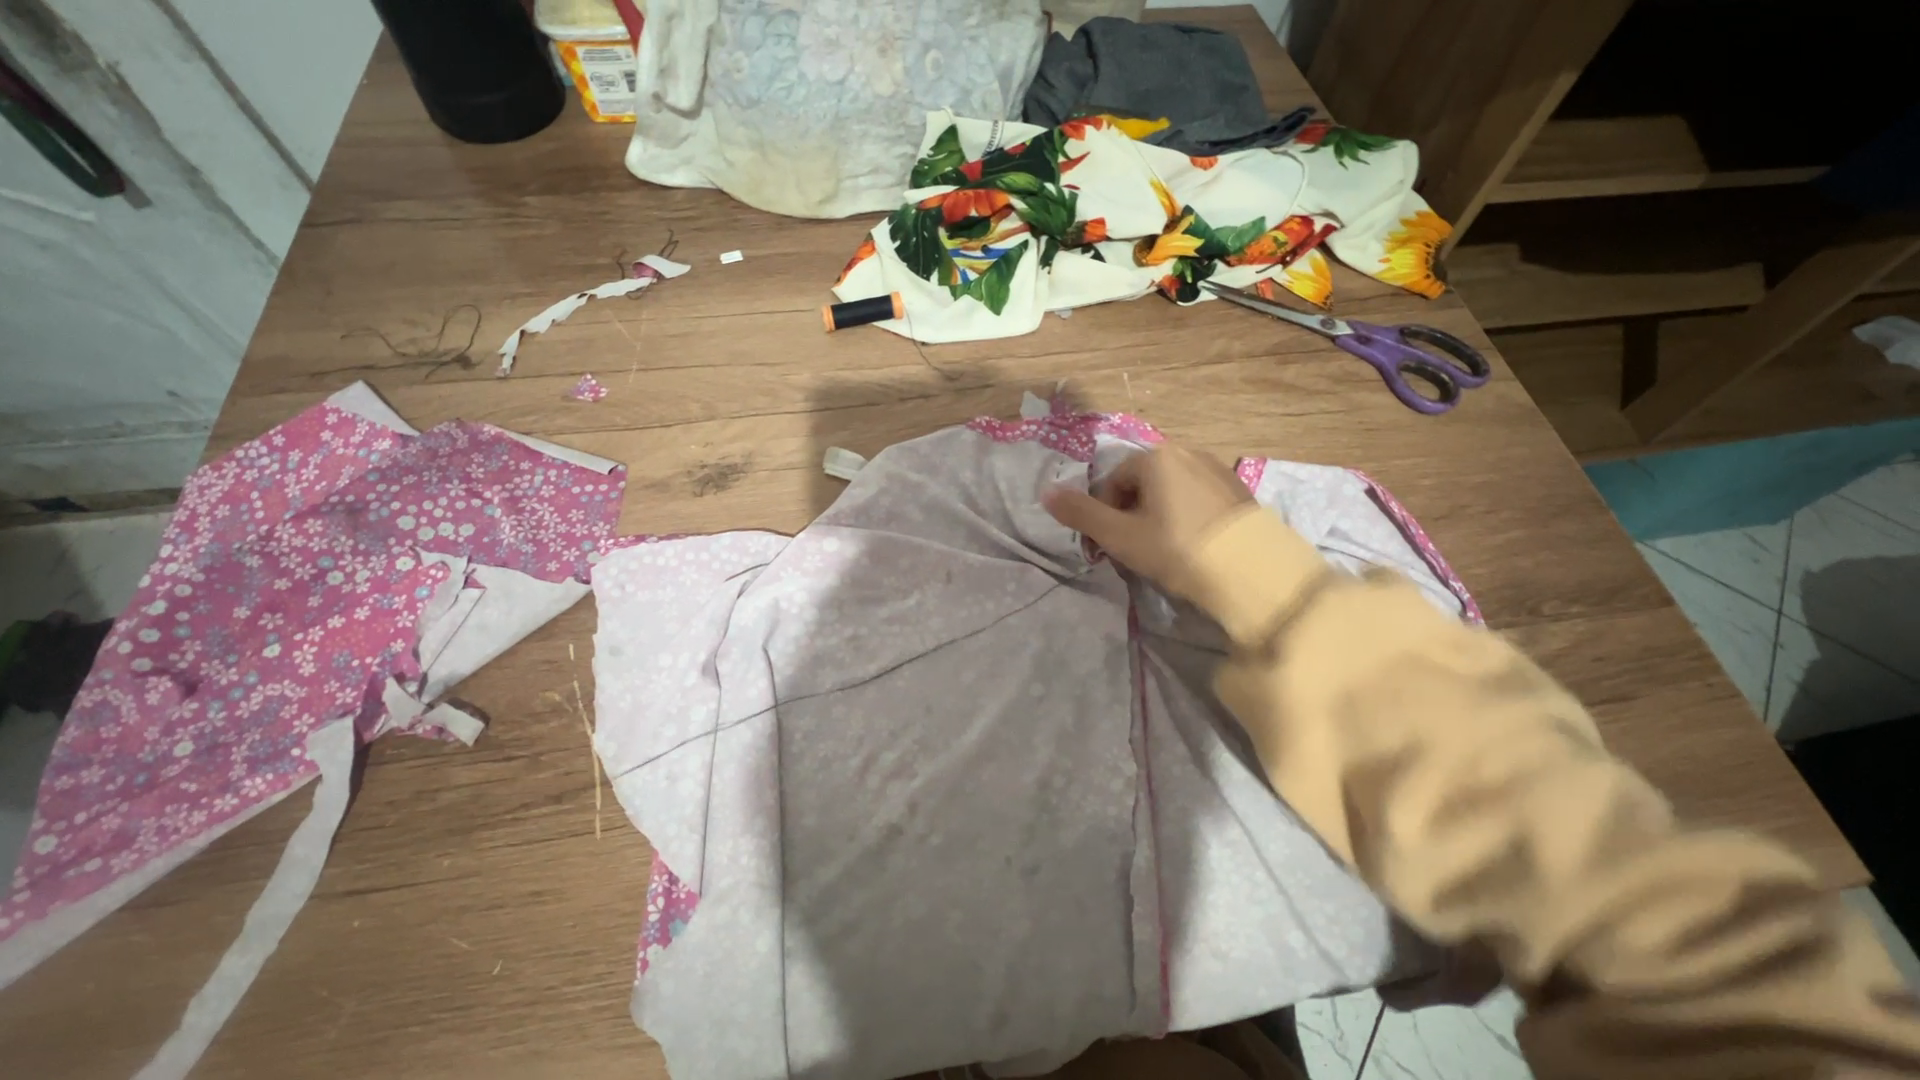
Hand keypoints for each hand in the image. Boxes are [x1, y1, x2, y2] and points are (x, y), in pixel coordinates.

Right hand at [1042, 444, 1255, 597]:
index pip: (1114, 483)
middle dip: (1132, 516)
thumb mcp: (1121, 536)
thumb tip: (1045, 493)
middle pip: (1143, 485)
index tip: (1110, 548)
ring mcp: (1217, 470)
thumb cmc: (1177, 550)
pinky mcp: (1239, 491)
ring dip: (1160, 518)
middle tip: (1137, 552)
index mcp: (1155, 457)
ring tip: (1166, 553)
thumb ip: (1081, 514)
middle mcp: (1187, 452)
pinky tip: (1194, 548)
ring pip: (1172, 492)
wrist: (1250, 569)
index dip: (1105, 516)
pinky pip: (1199, 500)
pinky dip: (1188, 519)